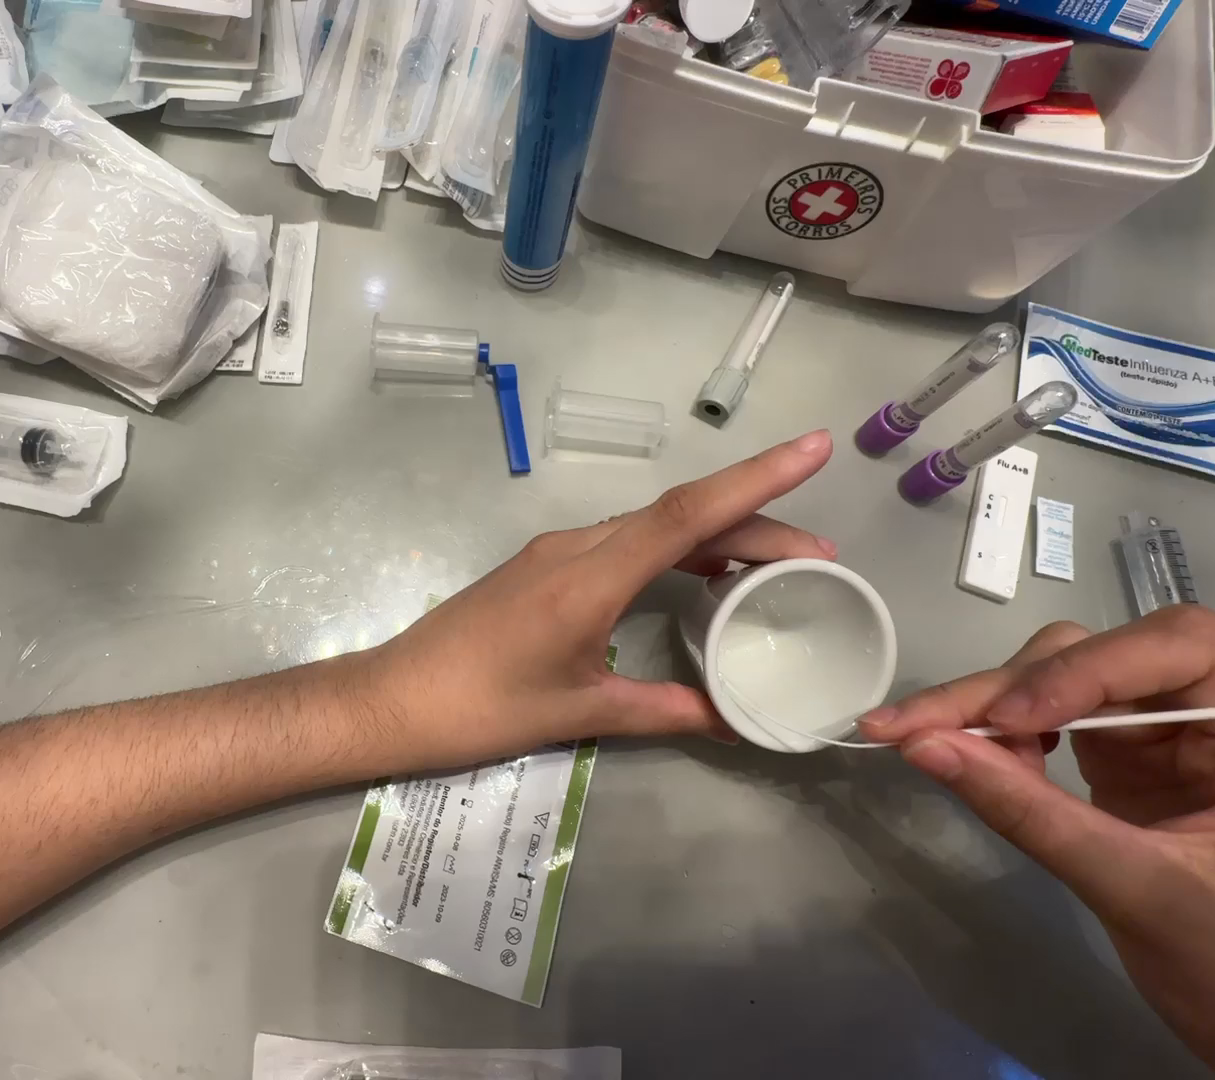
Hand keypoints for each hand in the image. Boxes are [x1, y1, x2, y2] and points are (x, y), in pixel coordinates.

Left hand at [363, 429, 835, 771]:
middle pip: (676, 516)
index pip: (685, 514)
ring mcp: (553, 553)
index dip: (754, 480)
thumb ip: (660, 709)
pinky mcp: (540, 567)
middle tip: (817, 553)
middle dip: (751, 522)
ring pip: (648, 527)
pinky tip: (695, 573)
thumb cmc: (482, 707)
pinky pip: (620, 544)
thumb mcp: (578, 712)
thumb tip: (731, 721)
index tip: (812, 449)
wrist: (398, 696)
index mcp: (588, 577)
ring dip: (711, 535)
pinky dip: (669, 550)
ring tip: (773, 563)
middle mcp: (574, 548)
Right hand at [859, 606, 1214, 1078]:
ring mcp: (1177, 749)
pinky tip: (962, 755)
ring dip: (989, 708)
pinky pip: (1055, 728)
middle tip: (907, 724)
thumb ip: (1029, 813)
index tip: (1007, 720)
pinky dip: (1002, 738)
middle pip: (1100, 662)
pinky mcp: (1134, 774)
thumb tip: (918, 746)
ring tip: (920, 739)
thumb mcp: (1145, 895)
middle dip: (1001, 690)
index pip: (1180, 648)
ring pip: (1066, 685)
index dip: (1085, 668)